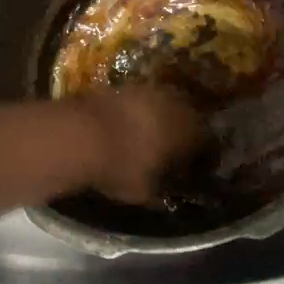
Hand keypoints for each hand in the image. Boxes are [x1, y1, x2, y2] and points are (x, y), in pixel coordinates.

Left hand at [72, 88, 202, 203]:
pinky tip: (124, 126)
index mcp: (190, 129)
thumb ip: (159, 194)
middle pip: (187, 117)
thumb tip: (163, 199)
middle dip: (182, 133)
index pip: (206, 143)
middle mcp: (175, 102)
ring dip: (158, 119)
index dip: (200, 158)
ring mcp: (145, 89)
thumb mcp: (143, 192)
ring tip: (146, 138)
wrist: (77, 134)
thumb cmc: (120, 167)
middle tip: (170, 152)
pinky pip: (136, 100)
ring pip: (161, 104)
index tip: (191, 170)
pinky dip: (135, 112)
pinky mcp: (119, 84)